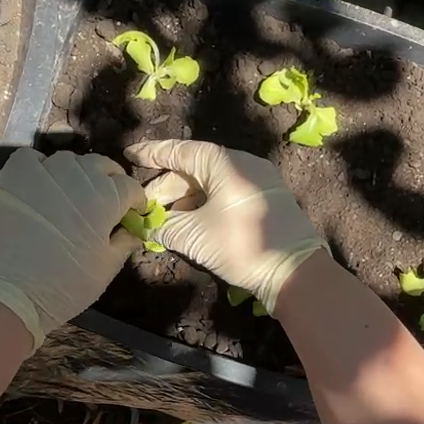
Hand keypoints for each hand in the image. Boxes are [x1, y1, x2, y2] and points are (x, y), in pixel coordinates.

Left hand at [0, 148, 143, 347]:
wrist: (7, 293)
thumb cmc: (64, 286)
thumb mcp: (106, 269)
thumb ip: (125, 242)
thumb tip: (133, 230)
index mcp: (106, 198)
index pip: (130, 187)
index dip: (134, 201)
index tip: (130, 215)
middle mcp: (78, 176)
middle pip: (102, 165)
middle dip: (109, 181)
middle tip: (104, 204)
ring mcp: (45, 172)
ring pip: (69, 160)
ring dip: (76, 174)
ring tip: (71, 196)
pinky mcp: (14, 175)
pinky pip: (33, 158)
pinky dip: (40, 167)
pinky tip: (41, 185)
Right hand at [123, 139, 326, 313]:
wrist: (295, 272)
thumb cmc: (241, 244)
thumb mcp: (194, 235)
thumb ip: (164, 226)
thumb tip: (145, 227)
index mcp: (224, 162)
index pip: (180, 151)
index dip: (152, 154)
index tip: (129, 155)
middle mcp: (241, 165)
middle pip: (193, 170)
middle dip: (165, 188)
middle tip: (141, 205)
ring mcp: (256, 183)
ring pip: (209, 185)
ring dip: (182, 202)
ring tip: (160, 220)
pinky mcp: (263, 202)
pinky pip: (224, 196)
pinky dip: (202, 208)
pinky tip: (186, 225)